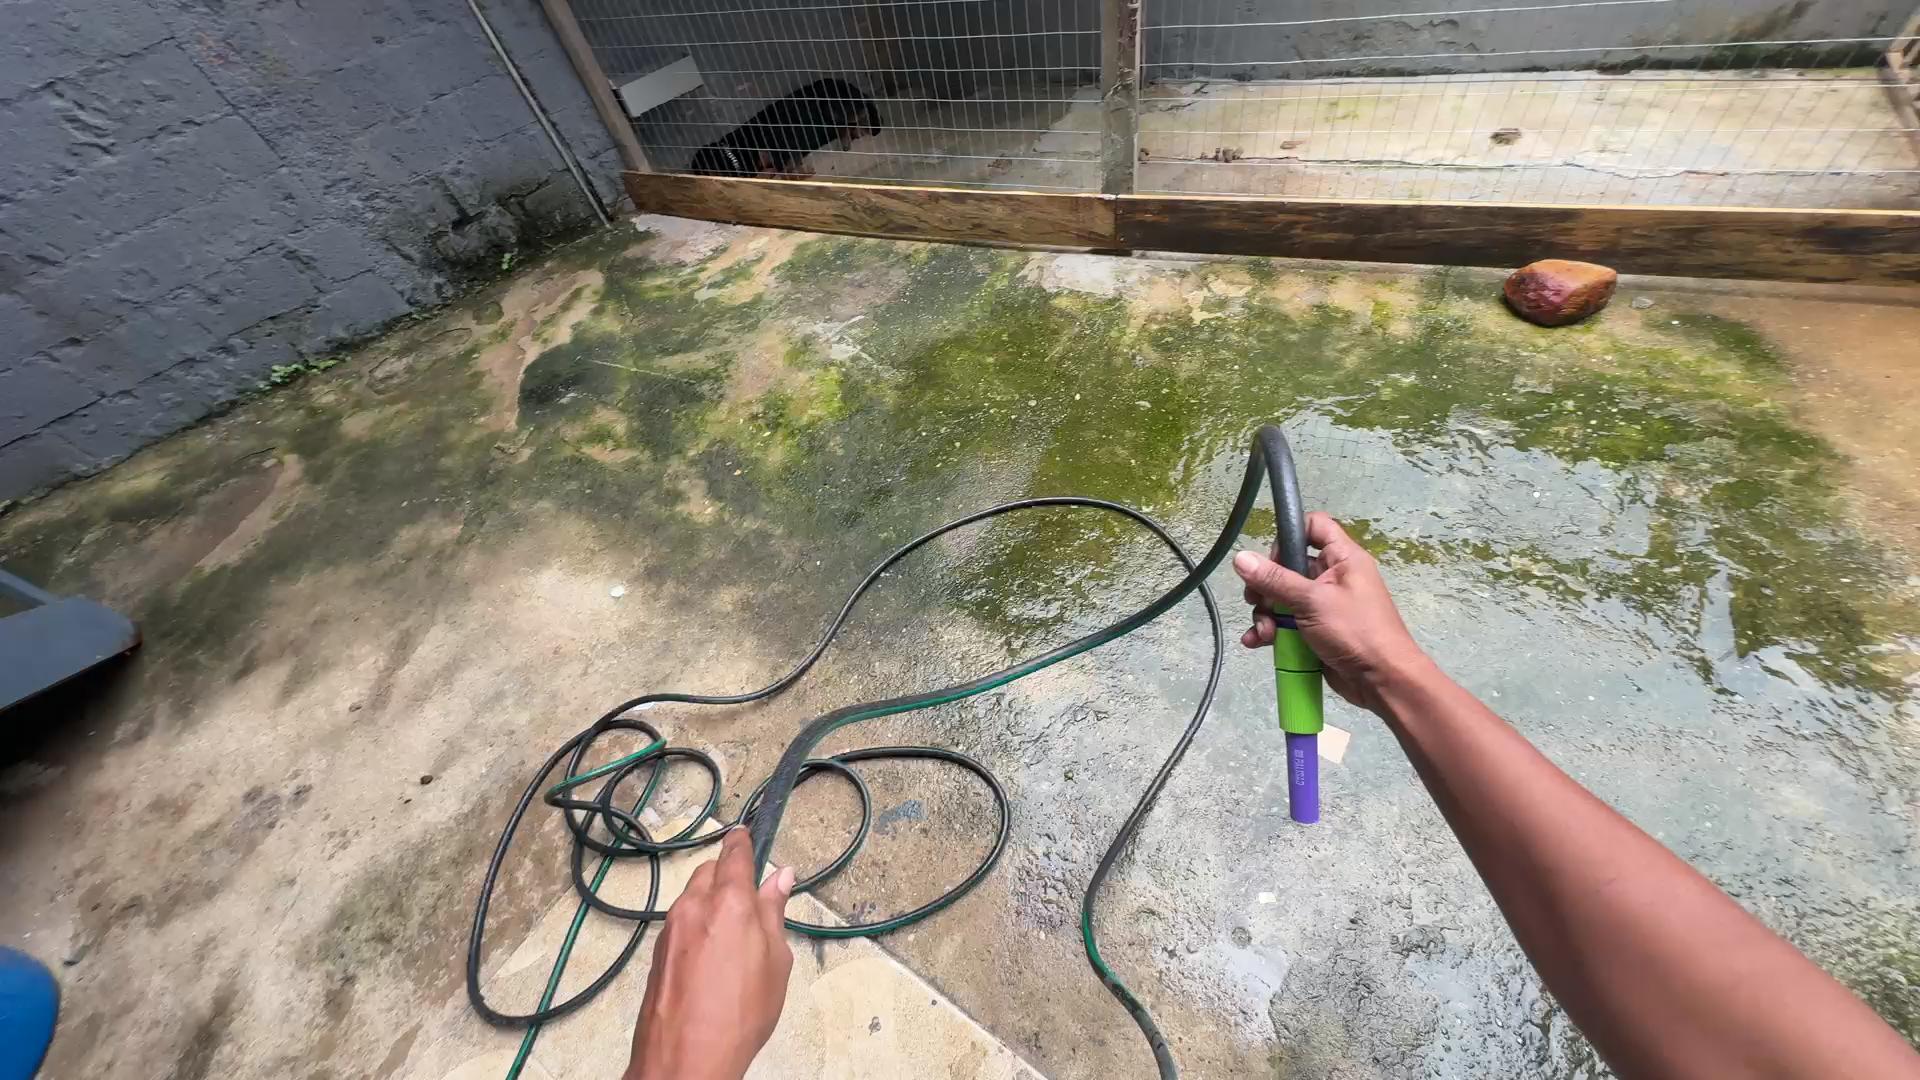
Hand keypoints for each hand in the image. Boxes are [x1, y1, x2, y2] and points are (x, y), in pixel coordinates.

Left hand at [626, 828, 796, 1079]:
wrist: (684, 1063)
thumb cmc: (740, 1013)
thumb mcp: (775, 961)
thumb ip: (774, 913)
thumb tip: (781, 877)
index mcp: (730, 900)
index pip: (735, 852)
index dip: (743, 840)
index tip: (747, 833)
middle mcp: (695, 905)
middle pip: (710, 870)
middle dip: (728, 873)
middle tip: (749, 896)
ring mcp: (671, 929)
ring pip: (693, 894)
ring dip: (711, 899)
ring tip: (732, 932)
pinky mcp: (657, 953)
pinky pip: (680, 921)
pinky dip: (696, 922)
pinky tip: (710, 954)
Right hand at [1233, 512, 1434, 713]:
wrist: (1382, 682)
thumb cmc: (1355, 631)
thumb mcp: (1312, 601)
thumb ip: (1274, 579)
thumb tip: (1240, 558)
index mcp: (1342, 559)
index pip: (1313, 526)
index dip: (1289, 536)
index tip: (1273, 560)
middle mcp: (1332, 577)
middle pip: (1287, 566)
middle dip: (1266, 586)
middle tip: (1255, 600)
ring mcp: (1322, 604)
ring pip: (1281, 597)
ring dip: (1265, 614)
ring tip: (1264, 632)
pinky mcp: (1314, 629)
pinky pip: (1284, 622)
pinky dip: (1269, 631)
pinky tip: (1257, 642)